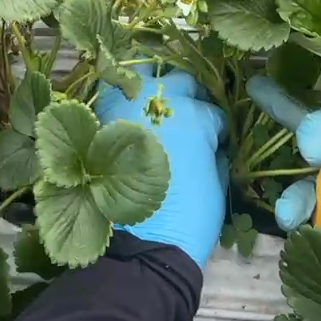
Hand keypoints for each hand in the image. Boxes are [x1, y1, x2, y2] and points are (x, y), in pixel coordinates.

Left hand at [94, 65, 226, 265]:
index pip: (213, 112)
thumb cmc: (188, 219)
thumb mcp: (216, 185)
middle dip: (189, 97)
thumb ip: (215, 156)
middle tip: (187, 118)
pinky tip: (130, 115)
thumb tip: (213, 147)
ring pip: (145, 75)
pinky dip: (124, 99)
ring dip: (154, 88)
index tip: (214, 141)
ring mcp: (131, 103)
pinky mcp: (104, 114)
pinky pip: (116, 93)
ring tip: (155, 107)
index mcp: (197, 117)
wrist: (143, 245)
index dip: (216, 129)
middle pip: (182, 83)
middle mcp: (164, 100)